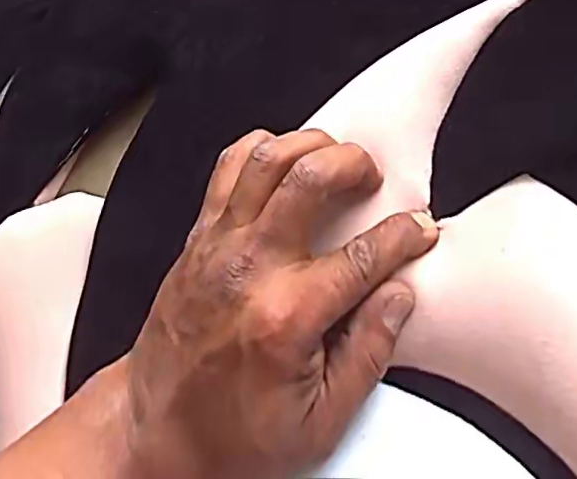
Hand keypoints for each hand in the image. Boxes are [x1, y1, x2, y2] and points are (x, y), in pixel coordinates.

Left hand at [118, 129, 439, 478]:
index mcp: (287, 316)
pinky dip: (260, 147)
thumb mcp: (320, 422)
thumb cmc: (234, 433)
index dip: (402, 235)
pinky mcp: (200, 233)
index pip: (361, 256)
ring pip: (266, 158)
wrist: (156, 430)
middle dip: (353, 162)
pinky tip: (283, 158)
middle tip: (371, 174)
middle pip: (309, 179)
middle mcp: (251, 265)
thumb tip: (399, 294)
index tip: (420, 228)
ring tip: (332, 155)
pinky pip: (228, 166)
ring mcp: (220, 242)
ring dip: (308, 143)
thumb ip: (369, 351)